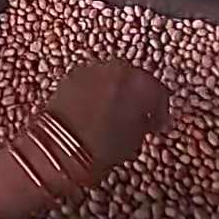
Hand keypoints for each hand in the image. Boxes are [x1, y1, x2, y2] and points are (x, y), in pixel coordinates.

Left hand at [43, 59, 169, 181]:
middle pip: (134, 79)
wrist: (58, 148)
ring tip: (113, 113)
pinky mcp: (71, 75)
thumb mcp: (135, 140)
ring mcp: (92, 69)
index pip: (158, 92)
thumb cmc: (102, 149)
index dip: (160, 109)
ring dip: (115, 91)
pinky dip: (96, 91)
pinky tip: (94, 108)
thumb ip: (146, 122)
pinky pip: (92, 80)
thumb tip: (149, 118)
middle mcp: (117, 69)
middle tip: (137, 116)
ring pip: (111, 77)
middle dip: (137, 95)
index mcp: (139, 84)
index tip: (158, 123)